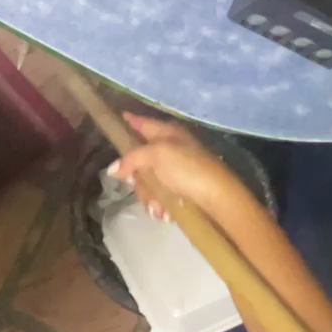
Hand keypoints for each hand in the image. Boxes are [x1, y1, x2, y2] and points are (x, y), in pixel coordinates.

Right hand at [108, 113, 256, 223]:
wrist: (218, 198)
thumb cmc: (189, 169)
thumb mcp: (158, 155)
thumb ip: (132, 158)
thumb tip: (112, 169)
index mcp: (167, 132)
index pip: (142, 122)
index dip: (128, 121)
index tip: (115, 119)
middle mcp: (170, 148)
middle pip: (138, 159)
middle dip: (137, 177)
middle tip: (135, 182)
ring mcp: (175, 169)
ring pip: (146, 181)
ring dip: (148, 196)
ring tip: (158, 207)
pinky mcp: (179, 189)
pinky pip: (159, 194)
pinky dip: (159, 204)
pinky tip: (165, 212)